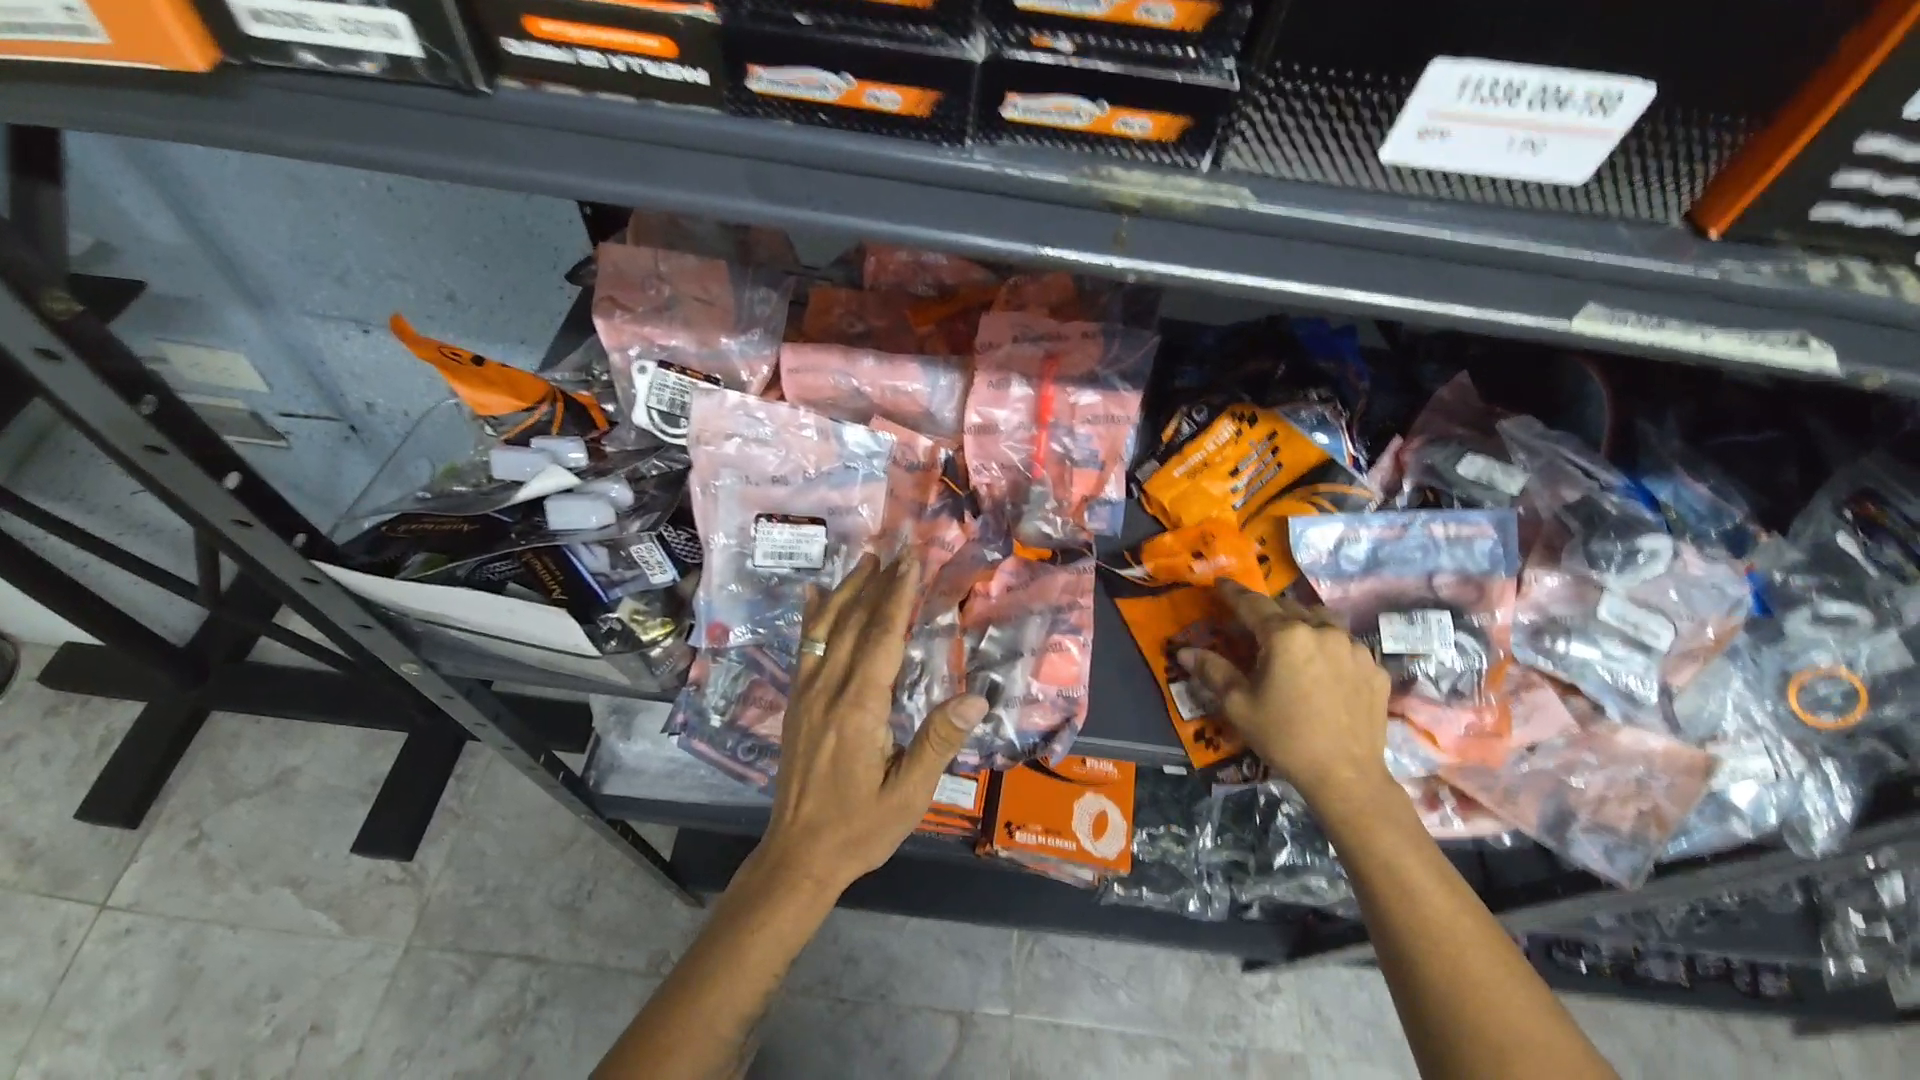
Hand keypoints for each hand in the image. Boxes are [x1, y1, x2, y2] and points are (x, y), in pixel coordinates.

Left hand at [754, 553, 987, 894]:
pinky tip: (814, 596)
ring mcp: (806, 696)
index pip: (882, 638)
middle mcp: (827, 691)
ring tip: (865, 560)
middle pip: (853, 624)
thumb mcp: (909, 794)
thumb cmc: (860, 828)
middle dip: (877, 583)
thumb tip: (977, 699)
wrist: (798, 856)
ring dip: (846, 591)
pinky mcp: (796, 705)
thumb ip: (938, 742)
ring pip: (825, 630)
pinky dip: (813, 618)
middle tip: (896, 548)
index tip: (912, 560)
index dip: (899, 596)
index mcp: (858, 708)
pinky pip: (804, 650)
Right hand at [1178, 582, 1394, 807]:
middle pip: (1290, 608)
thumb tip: (1185, 652)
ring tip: (1293, 640)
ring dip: (1304, 624)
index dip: (1233, 594)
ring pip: (1324, 622)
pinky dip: (1330, 650)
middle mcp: (1323, 631)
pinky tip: (1324, 671)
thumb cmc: (1284, 738)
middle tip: (1254, 624)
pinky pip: (1348, 647)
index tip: (1221, 584)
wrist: (1345, 775)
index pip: (1253, 604)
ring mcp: (1355, 649)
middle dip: (1270, 611)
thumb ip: (1213, 671)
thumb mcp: (1239, 706)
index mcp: (1286, 635)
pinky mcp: (1375, 669)